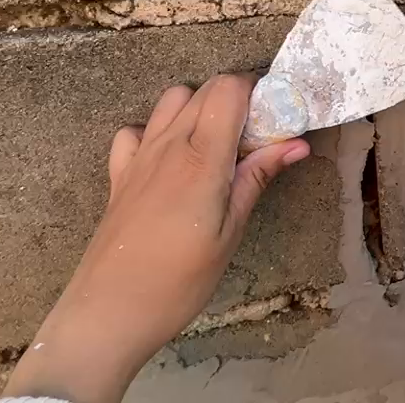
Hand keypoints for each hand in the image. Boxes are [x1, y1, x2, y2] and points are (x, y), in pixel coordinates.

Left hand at [3, 75, 310, 402]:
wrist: (106, 317)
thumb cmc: (179, 280)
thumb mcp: (231, 231)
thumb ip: (259, 176)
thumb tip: (298, 143)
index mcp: (202, 156)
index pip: (228, 88)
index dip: (254, 90)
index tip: (271, 116)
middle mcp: (169, 144)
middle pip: (205, 88)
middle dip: (235, 97)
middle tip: (252, 135)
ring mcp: (139, 157)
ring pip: (172, 99)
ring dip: (198, 105)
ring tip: (214, 142)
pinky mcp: (118, 174)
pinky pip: (136, 131)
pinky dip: (155, 131)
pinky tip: (168, 158)